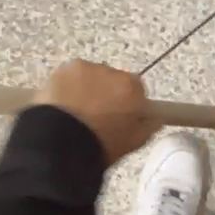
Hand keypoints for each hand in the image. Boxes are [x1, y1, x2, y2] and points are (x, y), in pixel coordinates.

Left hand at [34, 60, 157, 164]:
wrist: (62, 142)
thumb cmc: (101, 145)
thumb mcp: (133, 142)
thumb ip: (148, 125)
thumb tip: (155, 117)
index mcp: (132, 89)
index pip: (136, 89)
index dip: (127, 102)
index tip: (119, 116)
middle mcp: (111, 72)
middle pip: (111, 80)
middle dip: (104, 94)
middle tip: (93, 117)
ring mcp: (85, 69)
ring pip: (88, 77)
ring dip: (84, 89)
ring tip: (74, 114)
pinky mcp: (62, 70)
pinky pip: (68, 77)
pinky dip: (66, 88)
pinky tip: (59, 106)